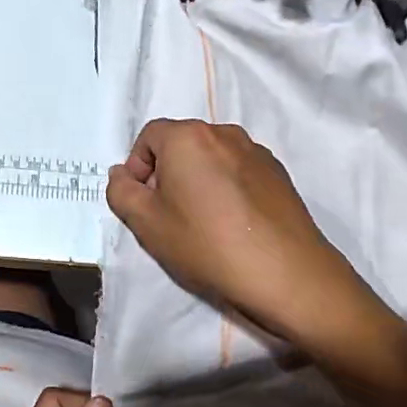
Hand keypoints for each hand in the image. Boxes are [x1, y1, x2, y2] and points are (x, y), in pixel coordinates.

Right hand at [104, 118, 376, 337]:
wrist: (285, 273)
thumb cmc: (206, 244)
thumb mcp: (146, 224)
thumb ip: (121, 191)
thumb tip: (122, 174)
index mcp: (187, 137)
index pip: (148, 136)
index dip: (137, 166)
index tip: (143, 201)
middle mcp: (222, 133)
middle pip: (181, 143)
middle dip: (167, 172)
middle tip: (167, 213)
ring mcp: (255, 151)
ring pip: (210, 157)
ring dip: (197, 179)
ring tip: (201, 221)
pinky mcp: (278, 173)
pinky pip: (237, 170)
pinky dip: (226, 187)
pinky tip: (231, 224)